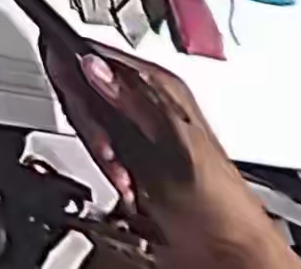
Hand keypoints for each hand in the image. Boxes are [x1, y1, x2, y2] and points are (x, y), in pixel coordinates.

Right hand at [47, 44, 300, 268]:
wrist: (232, 256)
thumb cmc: (219, 206)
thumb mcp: (173, 147)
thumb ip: (131, 100)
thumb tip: (90, 62)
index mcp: (158, 85)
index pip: (94, 52)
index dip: (72, 70)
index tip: (68, 94)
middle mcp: (145, 97)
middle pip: (84, 85)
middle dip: (87, 120)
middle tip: (105, 147)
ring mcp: (136, 122)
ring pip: (86, 114)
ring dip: (95, 145)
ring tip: (119, 171)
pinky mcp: (129, 148)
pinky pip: (94, 140)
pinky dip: (101, 161)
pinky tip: (121, 178)